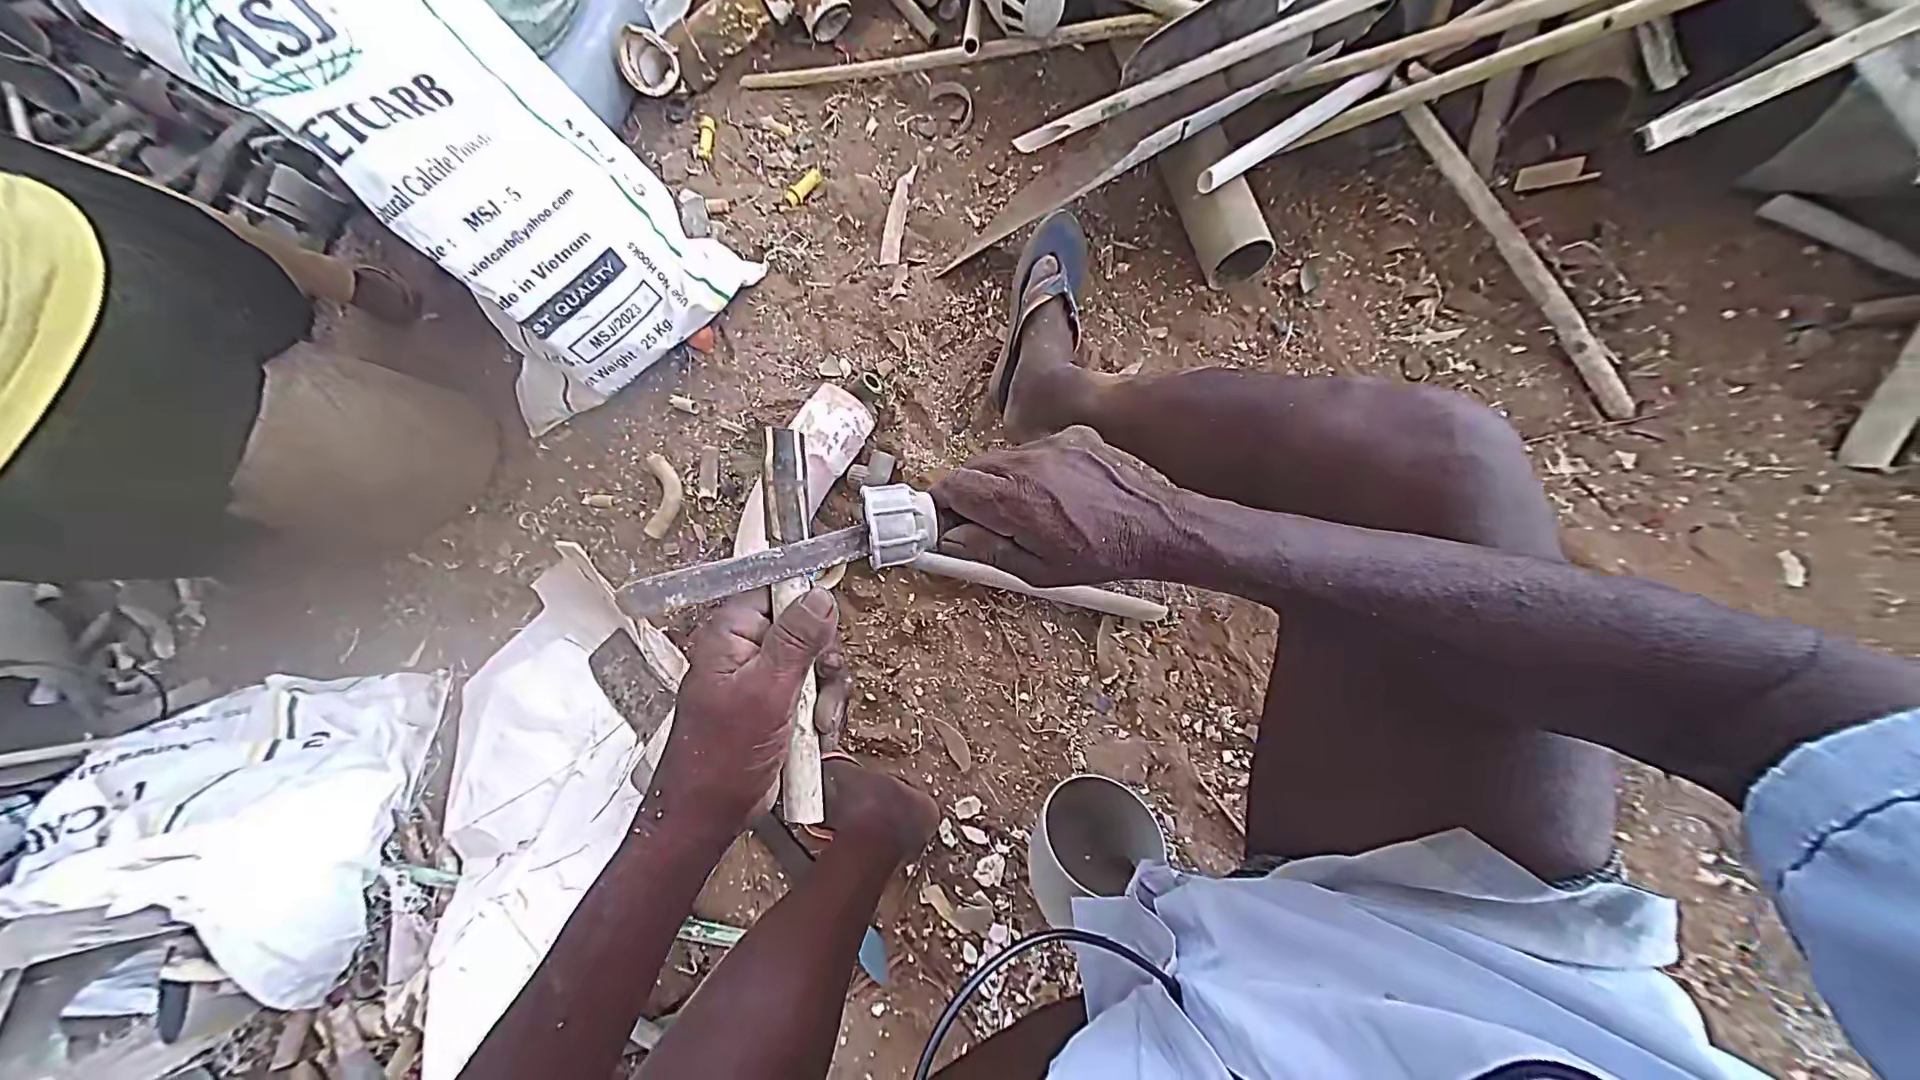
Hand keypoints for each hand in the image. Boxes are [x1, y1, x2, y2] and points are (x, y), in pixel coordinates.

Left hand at [655, 588, 839, 827]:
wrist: (713, 814)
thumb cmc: (721, 756)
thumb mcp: (766, 691)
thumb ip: (796, 640)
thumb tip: (820, 596)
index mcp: (731, 634)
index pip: (774, 590)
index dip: (805, 599)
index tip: (826, 621)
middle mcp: (748, 649)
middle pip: (806, 626)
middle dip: (822, 659)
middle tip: (819, 682)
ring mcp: (765, 676)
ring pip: (818, 661)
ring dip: (826, 691)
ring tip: (815, 720)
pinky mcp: (781, 702)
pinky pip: (818, 690)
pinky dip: (824, 710)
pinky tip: (815, 731)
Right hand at [932, 426, 1192, 587]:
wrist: (1158, 526)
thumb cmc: (1102, 555)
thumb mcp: (1037, 571)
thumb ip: (987, 550)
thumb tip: (953, 538)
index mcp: (1014, 499)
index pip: (952, 487)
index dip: (941, 505)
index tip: (943, 519)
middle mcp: (1028, 463)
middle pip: (973, 469)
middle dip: (968, 494)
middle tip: (978, 519)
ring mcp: (1053, 444)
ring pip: (1002, 457)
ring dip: (999, 481)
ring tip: (1022, 509)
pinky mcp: (1074, 435)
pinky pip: (1035, 449)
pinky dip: (1032, 467)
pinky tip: (1053, 491)